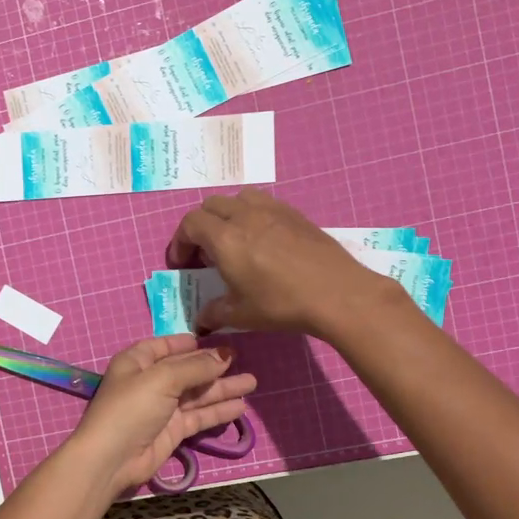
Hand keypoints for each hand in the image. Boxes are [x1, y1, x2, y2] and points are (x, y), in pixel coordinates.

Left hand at [67, 336, 258, 491]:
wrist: (112, 458)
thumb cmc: (131, 408)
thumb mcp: (162, 379)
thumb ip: (195, 367)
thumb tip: (225, 355)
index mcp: (136, 362)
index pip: (163, 347)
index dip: (185, 343)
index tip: (211, 339)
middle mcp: (148, 382)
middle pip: (185, 370)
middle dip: (211, 365)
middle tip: (242, 359)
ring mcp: (161, 408)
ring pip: (196, 394)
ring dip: (222, 388)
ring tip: (252, 382)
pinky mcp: (172, 430)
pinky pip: (199, 416)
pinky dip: (218, 411)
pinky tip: (240, 406)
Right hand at [166, 187, 391, 335]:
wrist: (338, 294)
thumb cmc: (282, 304)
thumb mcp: (241, 315)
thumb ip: (214, 313)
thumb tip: (201, 320)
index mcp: (225, 238)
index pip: (190, 223)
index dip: (180, 242)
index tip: (183, 263)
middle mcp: (244, 216)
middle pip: (211, 206)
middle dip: (200, 226)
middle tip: (205, 253)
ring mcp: (272, 211)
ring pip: (238, 198)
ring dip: (227, 214)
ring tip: (233, 239)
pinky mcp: (295, 214)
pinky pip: (263, 203)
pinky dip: (252, 214)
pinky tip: (262, 240)